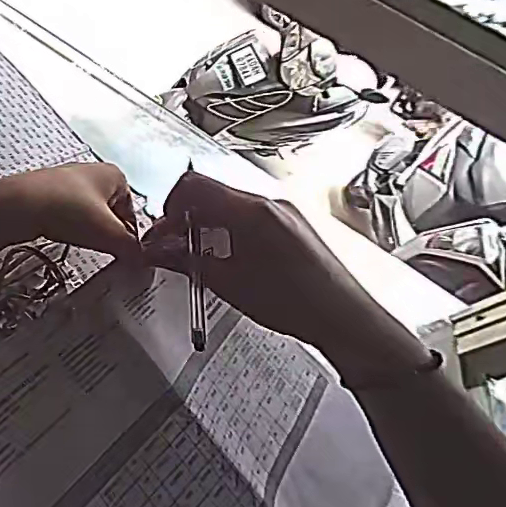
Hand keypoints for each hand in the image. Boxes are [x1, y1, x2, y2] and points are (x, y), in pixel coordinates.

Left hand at [0, 162, 141, 260]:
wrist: (16, 206)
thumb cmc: (65, 208)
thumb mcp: (108, 233)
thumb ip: (131, 249)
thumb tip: (141, 261)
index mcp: (113, 174)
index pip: (133, 211)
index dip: (130, 236)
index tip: (125, 254)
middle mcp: (90, 172)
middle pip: (110, 213)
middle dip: (107, 233)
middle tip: (103, 249)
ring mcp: (66, 182)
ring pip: (86, 215)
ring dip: (86, 231)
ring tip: (79, 242)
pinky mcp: (45, 194)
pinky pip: (65, 216)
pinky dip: (66, 228)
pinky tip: (61, 236)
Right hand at [143, 171, 428, 381]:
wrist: (346, 320)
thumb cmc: (298, 304)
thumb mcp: (228, 284)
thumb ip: (187, 261)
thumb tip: (159, 251)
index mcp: (251, 212)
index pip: (194, 186)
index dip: (170, 207)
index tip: (163, 230)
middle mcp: (268, 203)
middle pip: (209, 192)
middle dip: (184, 217)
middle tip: (172, 245)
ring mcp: (282, 211)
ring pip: (227, 203)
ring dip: (205, 223)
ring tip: (198, 255)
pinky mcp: (289, 223)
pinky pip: (247, 214)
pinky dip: (226, 228)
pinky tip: (225, 256)